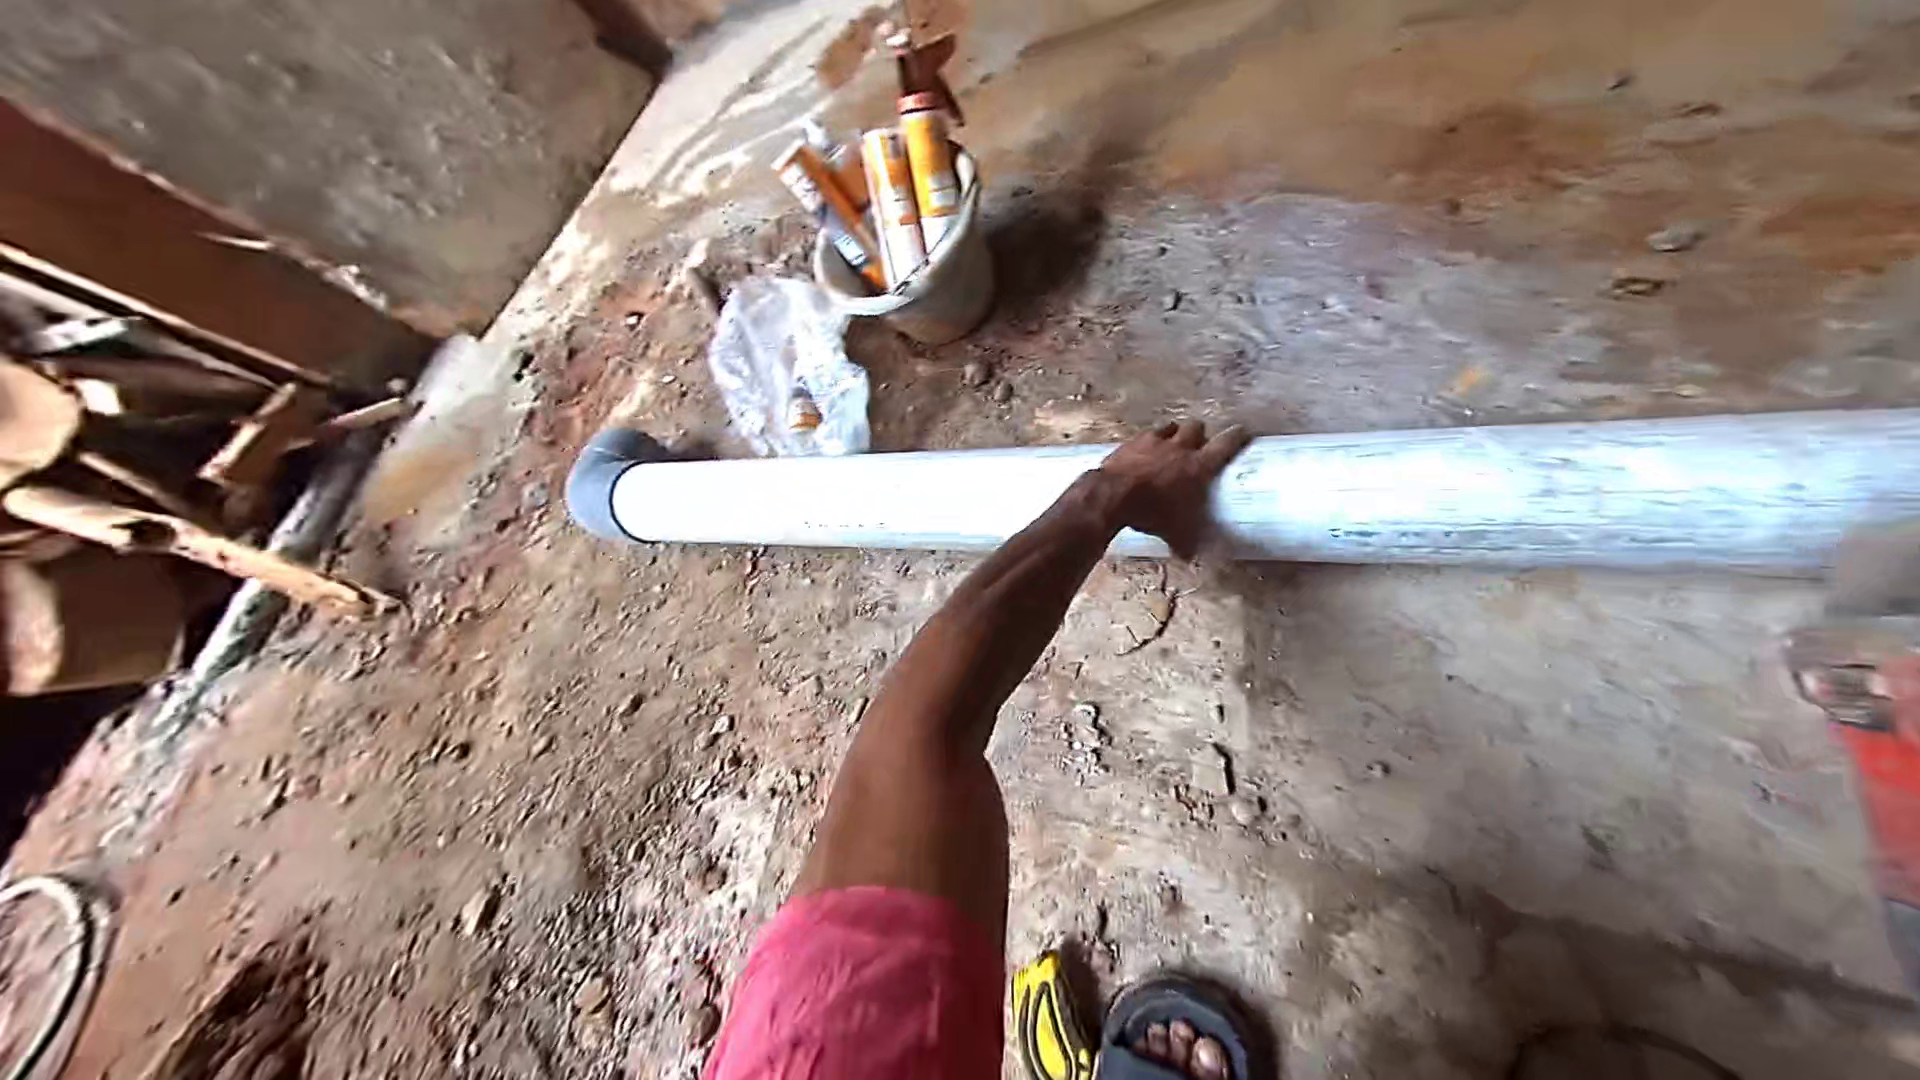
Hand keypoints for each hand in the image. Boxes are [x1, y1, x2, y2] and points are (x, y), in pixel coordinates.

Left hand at [1096, 420, 1251, 558]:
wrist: (1113, 495)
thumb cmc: (1151, 514)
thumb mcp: (1175, 533)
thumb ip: (1186, 543)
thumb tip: (1190, 558)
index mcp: (1199, 466)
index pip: (1227, 444)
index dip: (1237, 436)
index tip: (1242, 431)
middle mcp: (1179, 448)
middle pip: (1197, 428)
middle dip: (1199, 434)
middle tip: (1197, 444)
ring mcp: (1154, 441)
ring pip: (1171, 426)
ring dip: (1174, 432)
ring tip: (1171, 442)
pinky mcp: (1131, 442)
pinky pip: (1144, 434)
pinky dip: (1146, 441)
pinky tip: (1142, 449)